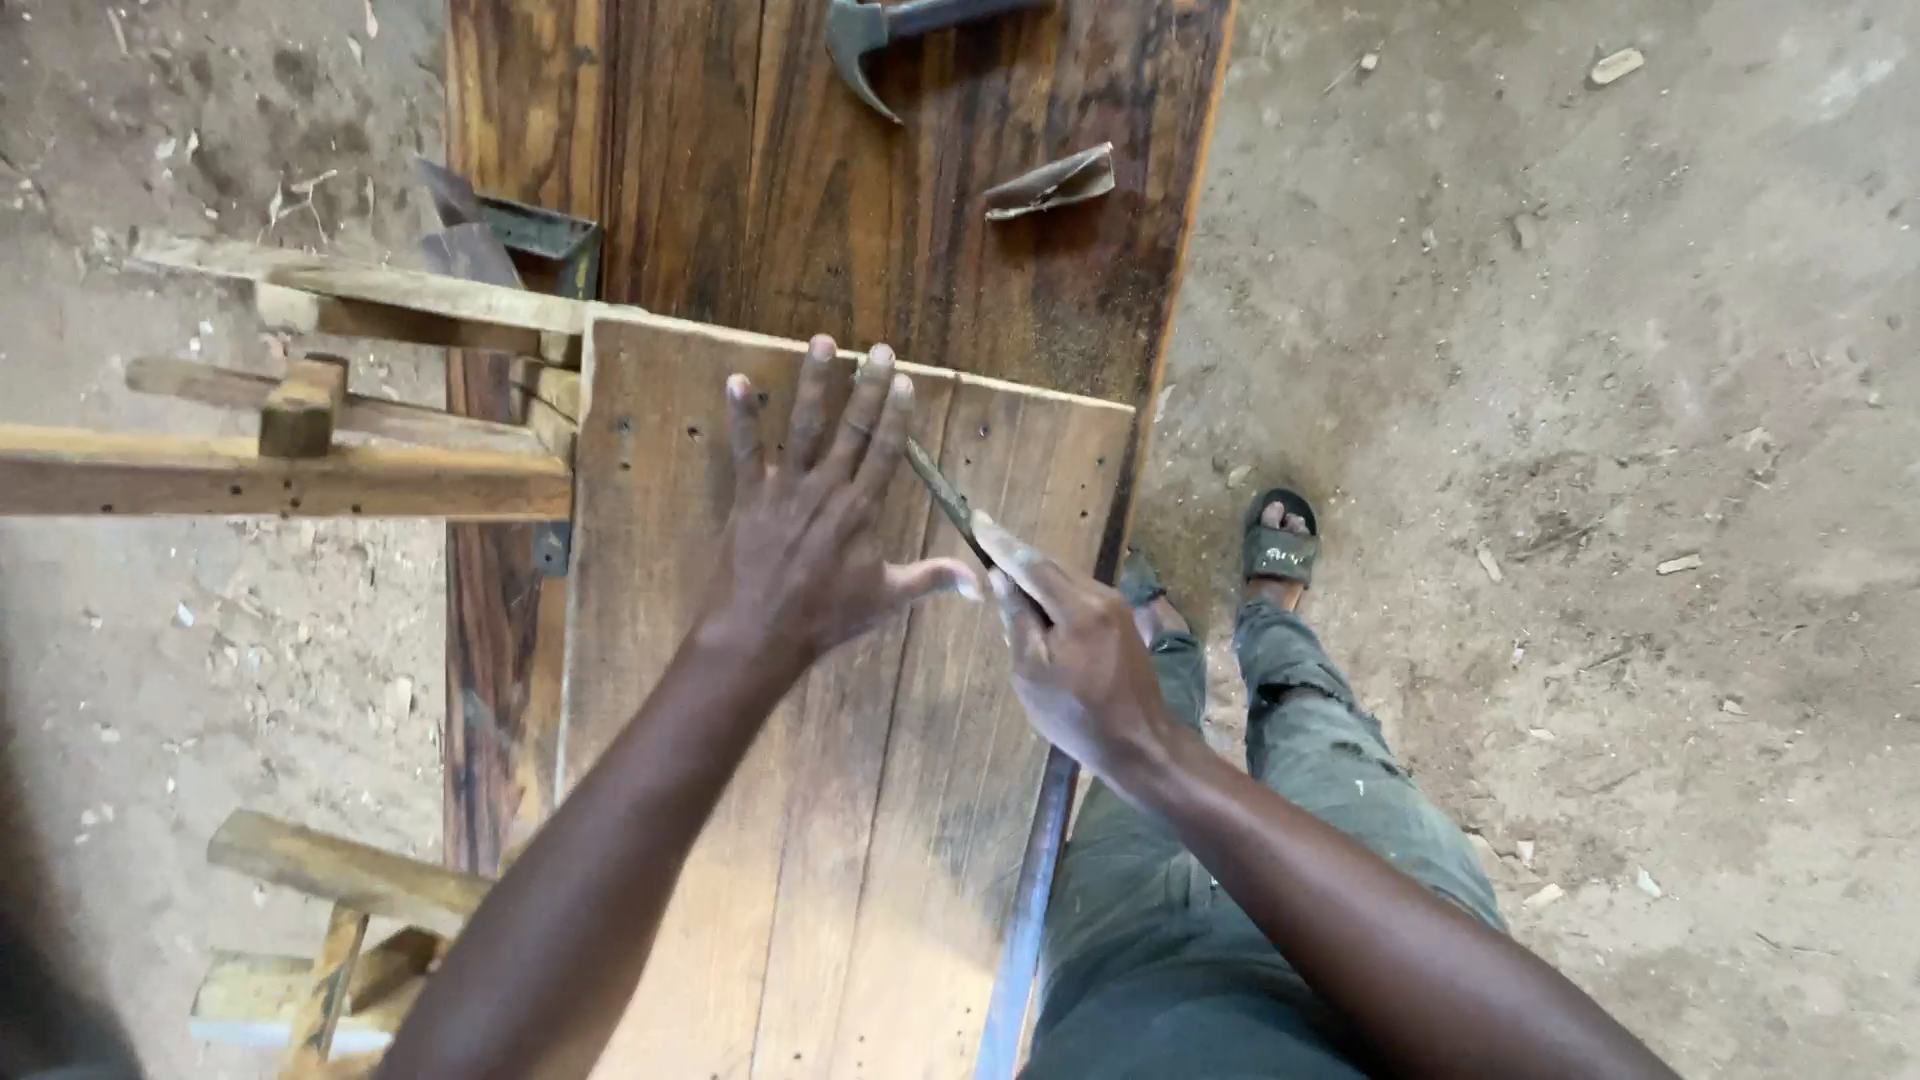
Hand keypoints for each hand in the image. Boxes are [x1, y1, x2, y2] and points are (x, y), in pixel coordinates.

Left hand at [697, 335, 979, 676]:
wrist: (761, 633)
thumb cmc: (826, 618)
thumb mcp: (886, 599)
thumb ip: (932, 580)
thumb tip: (981, 585)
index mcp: (862, 509)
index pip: (887, 450)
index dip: (898, 413)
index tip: (905, 380)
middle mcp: (828, 487)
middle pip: (854, 426)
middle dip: (869, 385)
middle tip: (879, 349)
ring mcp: (786, 487)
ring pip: (804, 424)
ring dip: (815, 382)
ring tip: (824, 342)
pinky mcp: (748, 494)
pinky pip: (744, 448)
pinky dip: (741, 414)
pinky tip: (736, 379)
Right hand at [974, 516, 1176, 779]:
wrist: (1140, 744)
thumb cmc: (1076, 716)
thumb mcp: (1031, 672)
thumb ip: (1016, 618)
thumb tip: (1000, 576)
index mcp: (1079, 609)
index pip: (1031, 563)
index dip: (1000, 541)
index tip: (976, 518)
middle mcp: (1102, 596)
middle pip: (1050, 566)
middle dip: (1015, 556)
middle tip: (982, 543)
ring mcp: (1117, 606)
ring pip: (1065, 579)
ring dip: (1034, 578)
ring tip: (1003, 581)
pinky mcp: (1122, 620)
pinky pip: (1079, 595)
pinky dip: (1054, 595)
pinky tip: (1036, 608)